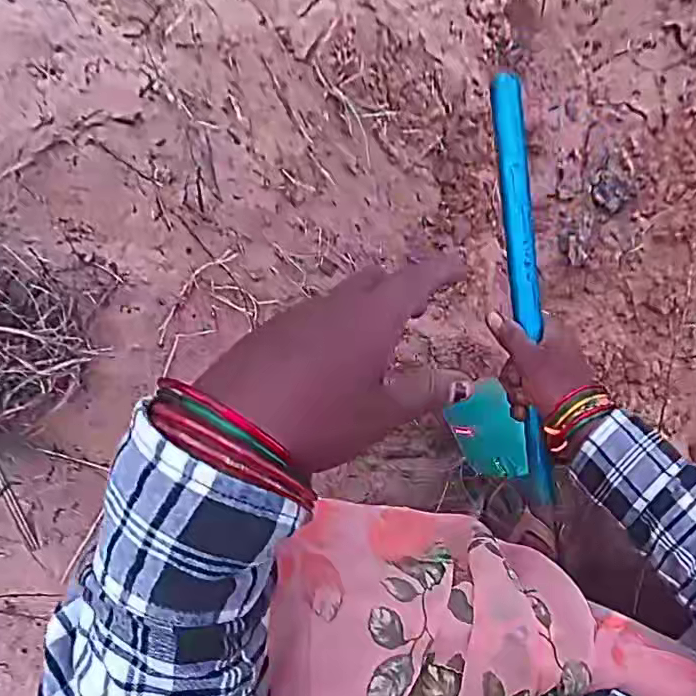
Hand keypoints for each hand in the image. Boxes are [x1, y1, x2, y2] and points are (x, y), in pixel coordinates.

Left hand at [193, 255, 469, 472]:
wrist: (235, 430)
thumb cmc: (322, 419)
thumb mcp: (380, 413)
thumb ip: (423, 393)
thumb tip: (460, 381)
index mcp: (372, 317)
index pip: (416, 280)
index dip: (441, 271)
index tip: (459, 265)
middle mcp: (334, 305)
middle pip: (374, 283)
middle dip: (400, 290)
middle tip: (418, 307)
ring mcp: (296, 316)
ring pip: (339, 301)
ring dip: (362, 311)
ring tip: (374, 336)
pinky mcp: (267, 333)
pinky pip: (311, 320)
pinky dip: (331, 328)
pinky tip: (326, 358)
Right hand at [487, 312, 597, 418]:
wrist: (575, 420)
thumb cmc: (554, 384)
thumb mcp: (527, 358)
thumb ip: (510, 336)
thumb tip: (493, 315)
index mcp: (555, 333)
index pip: (530, 322)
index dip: (516, 335)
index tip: (512, 350)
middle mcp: (555, 349)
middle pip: (519, 352)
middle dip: (513, 373)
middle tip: (518, 381)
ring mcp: (553, 371)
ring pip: (520, 375)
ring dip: (516, 390)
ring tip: (524, 400)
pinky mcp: (549, 391)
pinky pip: (527, 391)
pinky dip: (523, 401)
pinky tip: (525, 410)